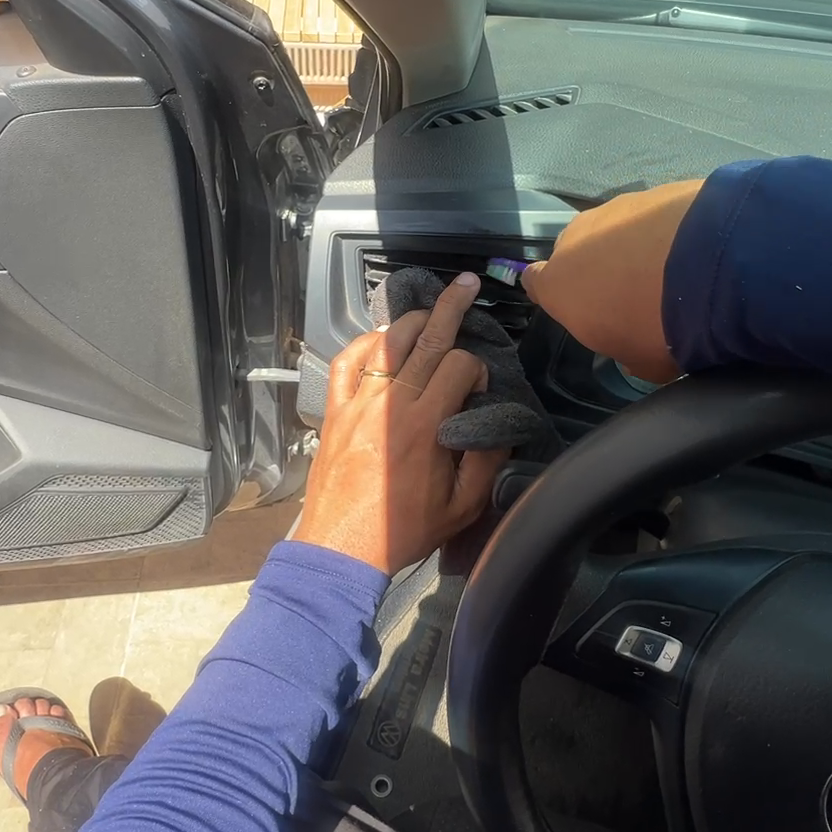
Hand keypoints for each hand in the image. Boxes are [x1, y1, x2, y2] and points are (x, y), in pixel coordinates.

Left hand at [294, 274, 510, 573]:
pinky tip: (379, 340)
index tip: (477, 388)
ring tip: (428, 310)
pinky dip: (363, 344)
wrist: (341, 548)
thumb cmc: (405, 530)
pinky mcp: (335, 410)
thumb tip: (496, 423)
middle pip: (427, 339)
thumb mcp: (463, 507)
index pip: (460, 366)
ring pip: (387, 343)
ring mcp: (359, 402)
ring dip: (410, 321)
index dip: (477, 368)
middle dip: (451, 307)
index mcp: (427, 424)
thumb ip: (486, 460)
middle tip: (466, 283)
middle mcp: (392, 402)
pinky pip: (346, 362)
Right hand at [521, 179, 702, 382]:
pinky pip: (648, 215)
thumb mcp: (640, 363)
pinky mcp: (650, 191)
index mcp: (558, 286)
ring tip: (667, 266)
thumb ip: (624, 352)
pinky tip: (690, 246)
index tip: (577, 303)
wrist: (709, 268)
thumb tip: (632, 353)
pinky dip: (662, 229)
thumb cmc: (658, 328)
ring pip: (610, 230)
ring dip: (630, 246)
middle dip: (596, 267)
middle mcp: (574, 241)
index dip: (556, 292)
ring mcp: (611, 210)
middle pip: (574, 252)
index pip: (535, 282)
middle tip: (632, 289)